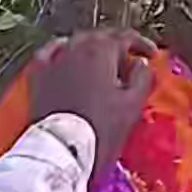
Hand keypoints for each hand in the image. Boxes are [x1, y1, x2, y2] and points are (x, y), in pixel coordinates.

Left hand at [29, 29, 155, 187]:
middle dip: (118, 47)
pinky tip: (66, 55)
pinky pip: (50, 53)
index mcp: (102, 51)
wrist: (60, 154)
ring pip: (78, 43)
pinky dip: (61, 51)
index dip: (142, 44)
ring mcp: (56, 60)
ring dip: (93, 49)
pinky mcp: (39, 75)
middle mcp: (78, 47)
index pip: (126, 37)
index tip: (152, 56)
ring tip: (103, 65)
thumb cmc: (100, 129)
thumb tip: (142, 64)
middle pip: (102, 37)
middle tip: (129, 65)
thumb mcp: (132, 106)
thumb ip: (142, 78)